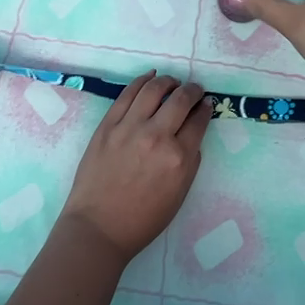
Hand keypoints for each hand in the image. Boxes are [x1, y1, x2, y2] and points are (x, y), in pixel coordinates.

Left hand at [60, 72, 212, 260]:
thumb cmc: (143, 219)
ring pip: (154, 89)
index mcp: (178, 158)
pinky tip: (150, 78)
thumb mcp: (179, 195)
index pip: (199, 121)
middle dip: (192, 90)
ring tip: (173, 82)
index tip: (206, 104)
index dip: (205, 108)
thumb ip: (190, 162)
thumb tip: (192, 133)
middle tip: (194, 90)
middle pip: (181, 99)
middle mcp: (157, 137)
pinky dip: (142, 80)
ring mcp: (130, 127)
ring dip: (169, 81)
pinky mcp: (108, 124)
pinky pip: (128, 93)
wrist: (99, 227)